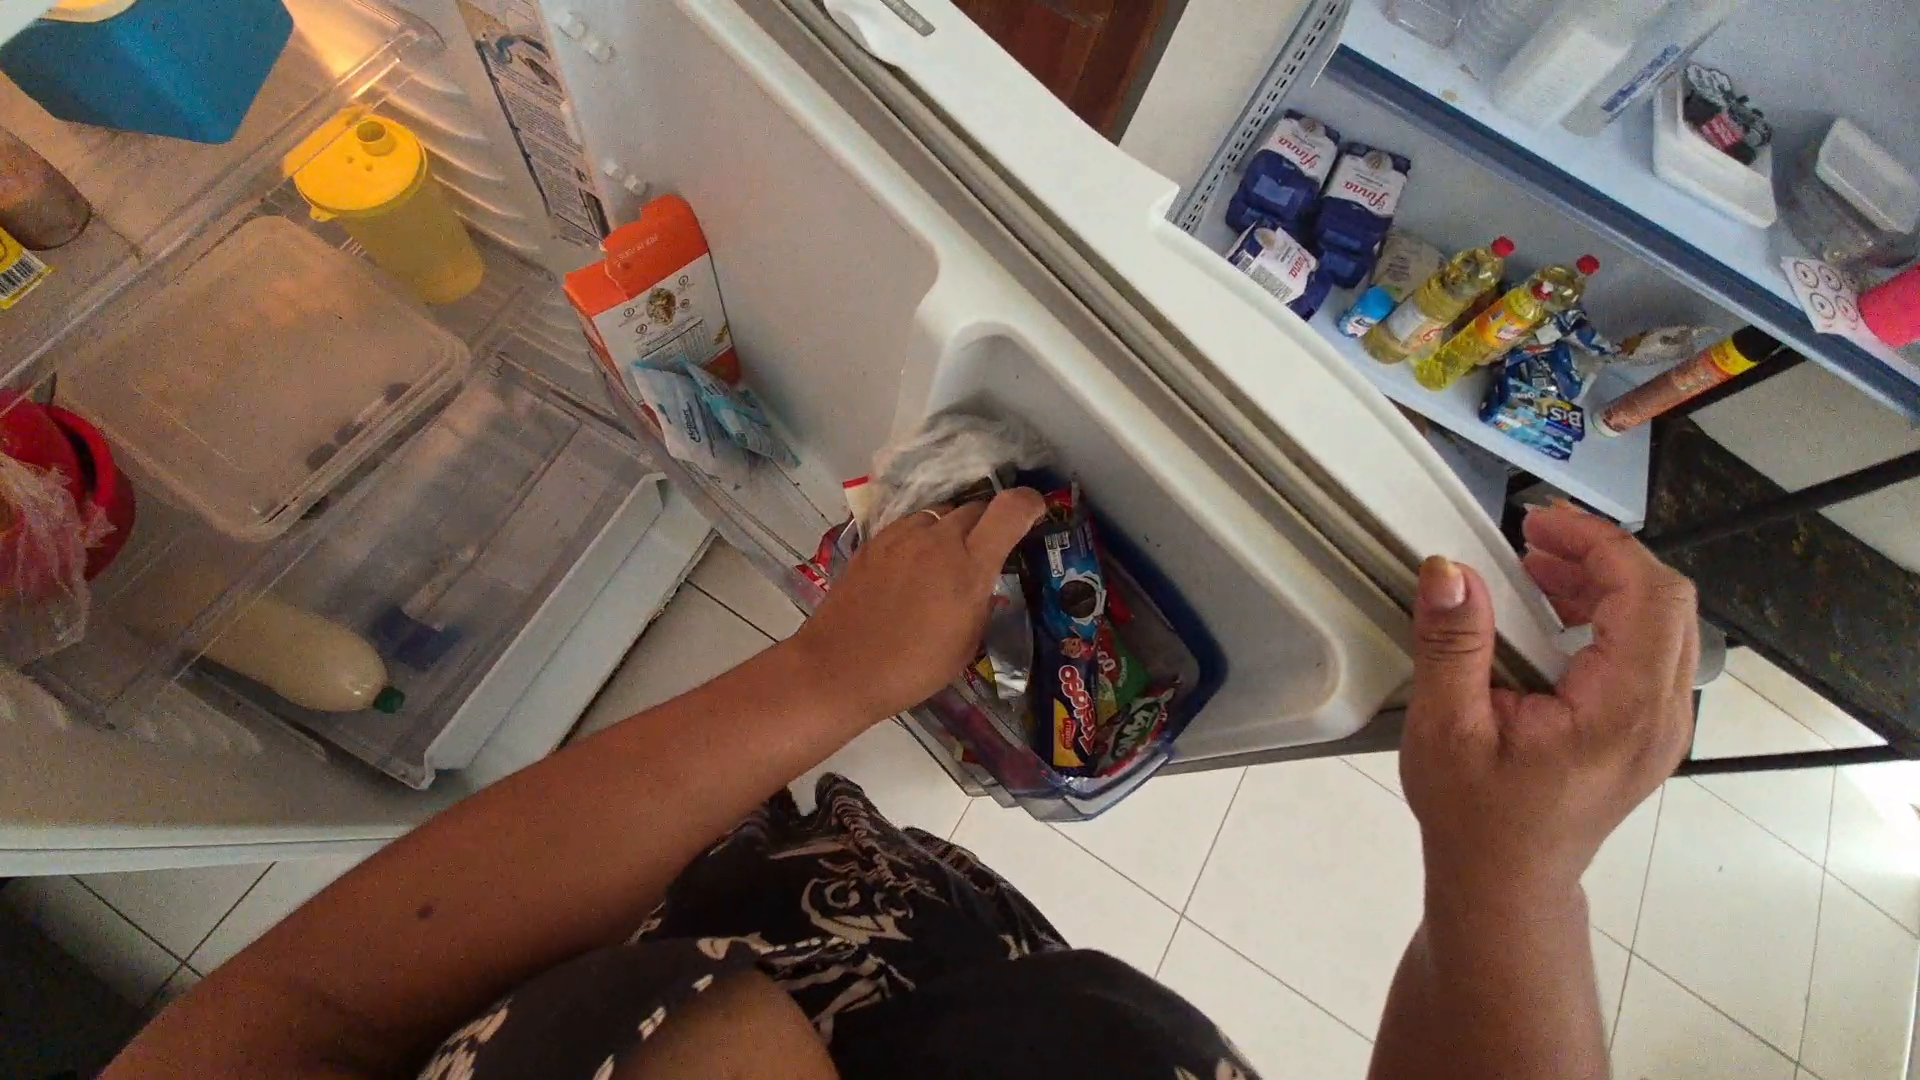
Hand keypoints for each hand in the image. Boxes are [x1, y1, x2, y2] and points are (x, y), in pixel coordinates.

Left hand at [788, 489, 1046, 721]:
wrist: (840, 668)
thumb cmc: (913, 668)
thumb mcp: (967, 643)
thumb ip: (981, 601)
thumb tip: (983, 583)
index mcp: (969, 566)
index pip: (1010, 509)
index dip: (1029, 504)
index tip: (1035, 513)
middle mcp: (938, 539)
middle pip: (975, 507)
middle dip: (988, 523)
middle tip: (986, 550)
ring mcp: (902, 536)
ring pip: (940, 513)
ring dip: (952, 529)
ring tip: (947, 559)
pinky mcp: (874, 541)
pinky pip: (910, 526)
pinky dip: (921, 537)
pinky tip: (913, 566)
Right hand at [1401, 505, 1696, 916]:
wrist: (1502, 877)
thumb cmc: (1472, 810)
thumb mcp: (1446, 724)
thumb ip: (1452, 644)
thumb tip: (1448, 570)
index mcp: (1622, 711)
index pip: (1649, 599)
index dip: (1601, 546)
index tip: (1536, 523)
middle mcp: (1660, 716)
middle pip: (1666, 605)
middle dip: (1601, 557)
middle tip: (1528, 540)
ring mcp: (1656, 725)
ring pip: (1659, 626)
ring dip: (1600, 584)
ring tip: (1530, 569)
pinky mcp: (1638, 730)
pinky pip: (1642, 652)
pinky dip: (1599, 616)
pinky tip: (1545, 615)